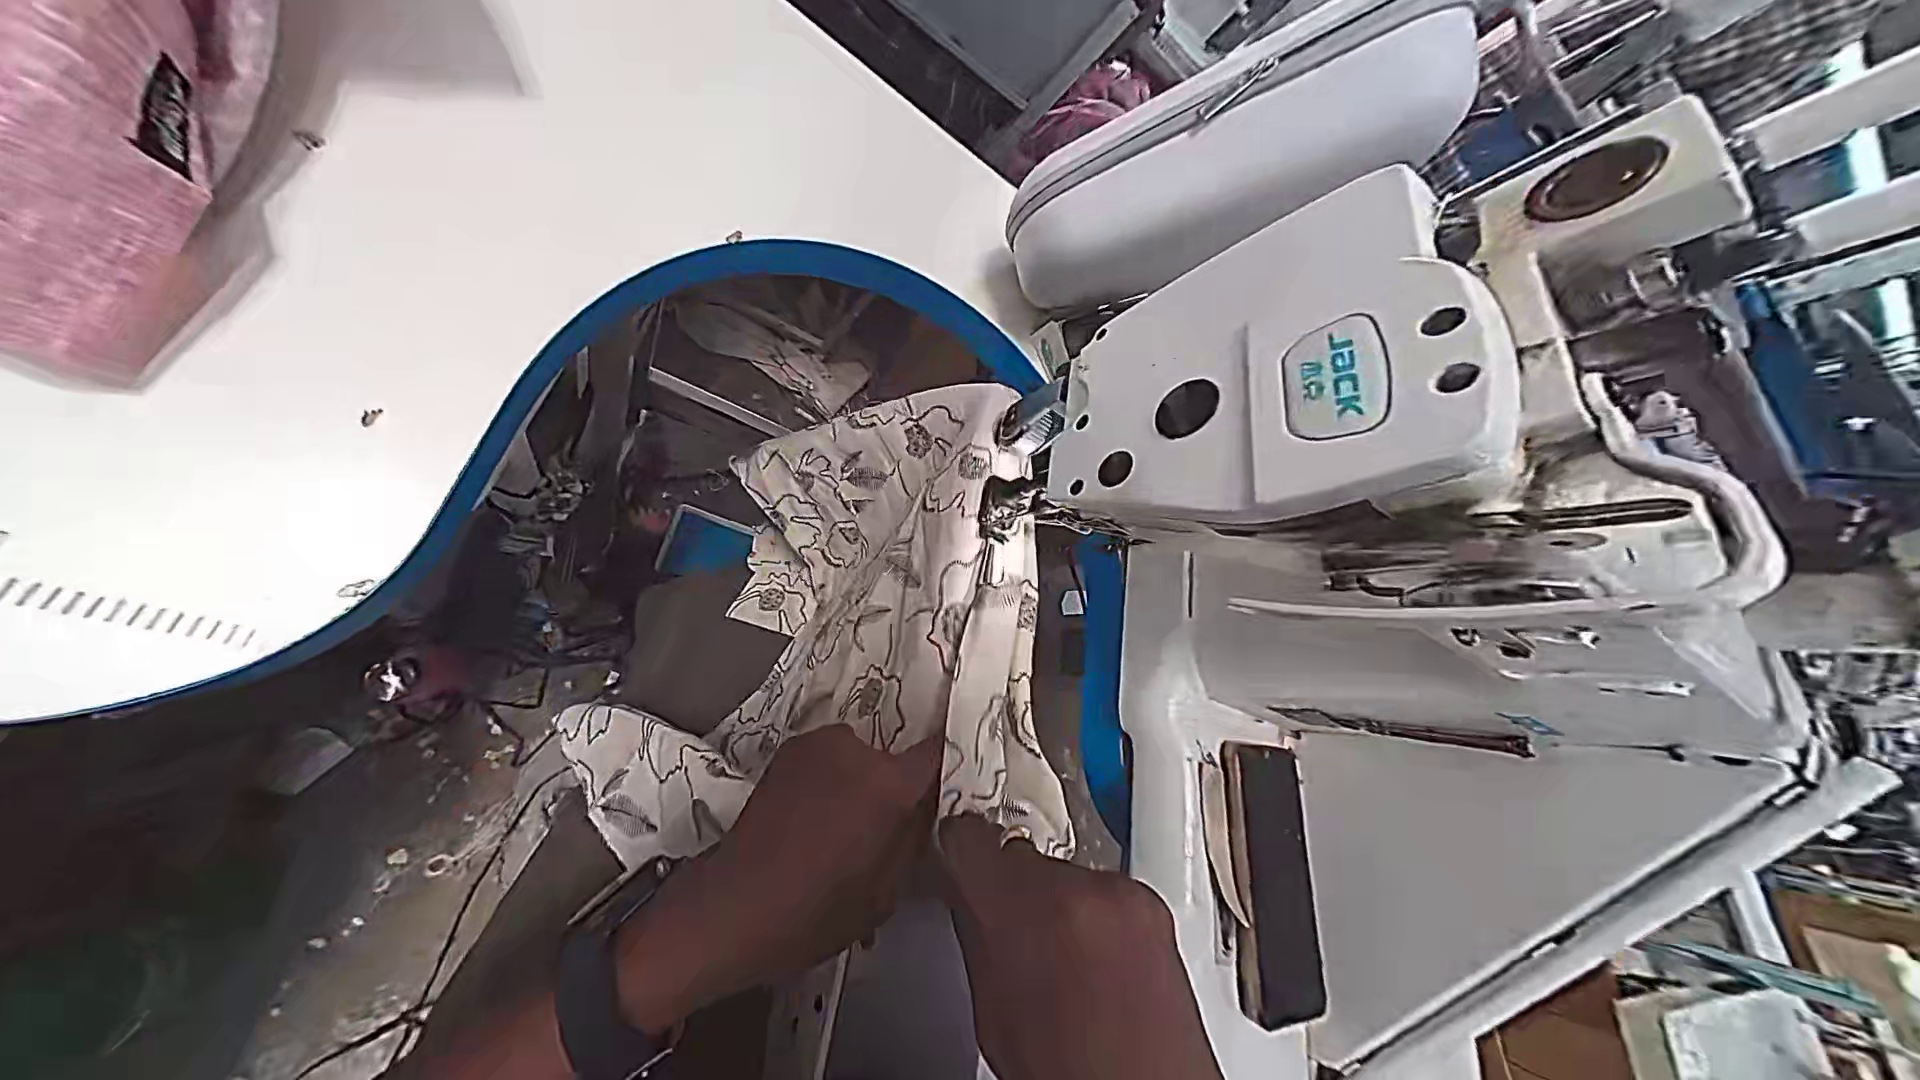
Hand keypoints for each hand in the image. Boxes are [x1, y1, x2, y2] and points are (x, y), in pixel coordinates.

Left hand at [613, 725, 940, 1032]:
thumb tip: (931, 806)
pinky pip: (831, 757)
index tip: (954, 771)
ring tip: (842, 824)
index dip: (950, 759)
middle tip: (887, 823)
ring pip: (862, 756)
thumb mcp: (885, 893)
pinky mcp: (791, 747)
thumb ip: (916, 838)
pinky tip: (815, 815)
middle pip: (896, 759)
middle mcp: (857, 750)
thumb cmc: (813, 913)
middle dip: (898, 785)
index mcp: (888, 786)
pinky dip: (833, 776)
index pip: (938, 751)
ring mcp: (820, 743)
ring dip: (862, 780)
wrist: (730, 907)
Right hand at [938, 816, 1225, 1079]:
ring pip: (1065, 870)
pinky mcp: (1148, 903)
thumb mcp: (992, 1007)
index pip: (969, 837)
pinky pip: (1107, 889)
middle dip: (1017, 887)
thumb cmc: (1066, 1070)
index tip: (963, 847)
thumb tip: (969, 894)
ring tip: (1070, 961)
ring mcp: (1112, 891)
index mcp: (1009, 909)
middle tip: (1023, 934)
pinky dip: (1100, 913)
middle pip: (1021, 855)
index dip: (961, 843)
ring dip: (1062, 901)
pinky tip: (1102, 963)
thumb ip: (977, 932)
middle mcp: (1064, 887)